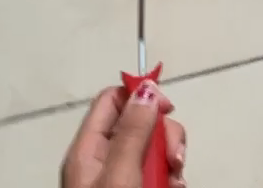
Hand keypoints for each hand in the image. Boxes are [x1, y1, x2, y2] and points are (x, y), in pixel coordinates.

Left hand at [63, 80, 186, 187]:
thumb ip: (133, 131)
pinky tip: (173, 185)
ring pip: (151, 145)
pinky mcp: (131, 187)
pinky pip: (154, 167)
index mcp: (87, 149)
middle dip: (164, 134)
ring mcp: (115, 175)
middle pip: (138, 121)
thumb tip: (147, 85)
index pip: (113, 98)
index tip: (167, 109)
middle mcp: (100, 158)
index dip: (141, 95)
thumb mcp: (121, 175)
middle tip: (173, 158)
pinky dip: (168, 174)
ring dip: (169, 157)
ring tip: (175, 179)